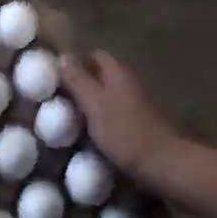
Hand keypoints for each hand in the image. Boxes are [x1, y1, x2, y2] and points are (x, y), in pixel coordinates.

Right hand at [61, 51, 185, 185]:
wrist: (161, 162)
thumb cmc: (124, 131)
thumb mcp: (94, 104)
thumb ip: (78, 80)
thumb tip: (63, 56)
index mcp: (117, 71)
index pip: (93, 55)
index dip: (75, 62)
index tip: (55, 78)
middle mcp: (128, 80)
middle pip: (100, 74)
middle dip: (80, 83)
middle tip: (59, 99)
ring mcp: (136, 100)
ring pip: (107, 93)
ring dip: (89, 101)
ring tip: (69, 117)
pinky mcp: (139, 120)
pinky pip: (114, 110)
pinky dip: (100, 116)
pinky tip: (89, 132)